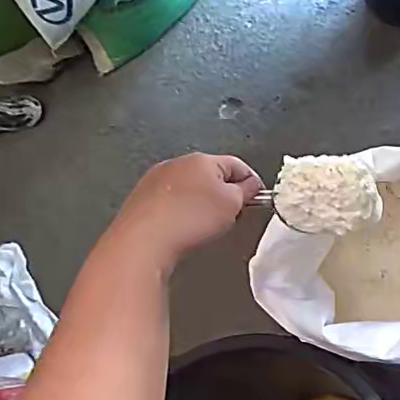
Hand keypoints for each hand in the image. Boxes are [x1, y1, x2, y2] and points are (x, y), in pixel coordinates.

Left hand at [107, 153, 261, 266]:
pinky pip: (173, 199)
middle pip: (213, 174)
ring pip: (192, 186)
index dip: (252, 182)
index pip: (238, 165)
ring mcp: (158, 178)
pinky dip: (183, 210)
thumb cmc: (190, 218)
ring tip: (206, 223)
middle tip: (231, 214)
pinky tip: (184, 226)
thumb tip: (249, 185)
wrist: (146, 239)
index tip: (256, 198)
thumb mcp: (233, 204)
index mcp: (203, 160)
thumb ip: (247, 190)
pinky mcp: (144, 195)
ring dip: (203, 201)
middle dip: (225, 192)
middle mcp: (178, 163)